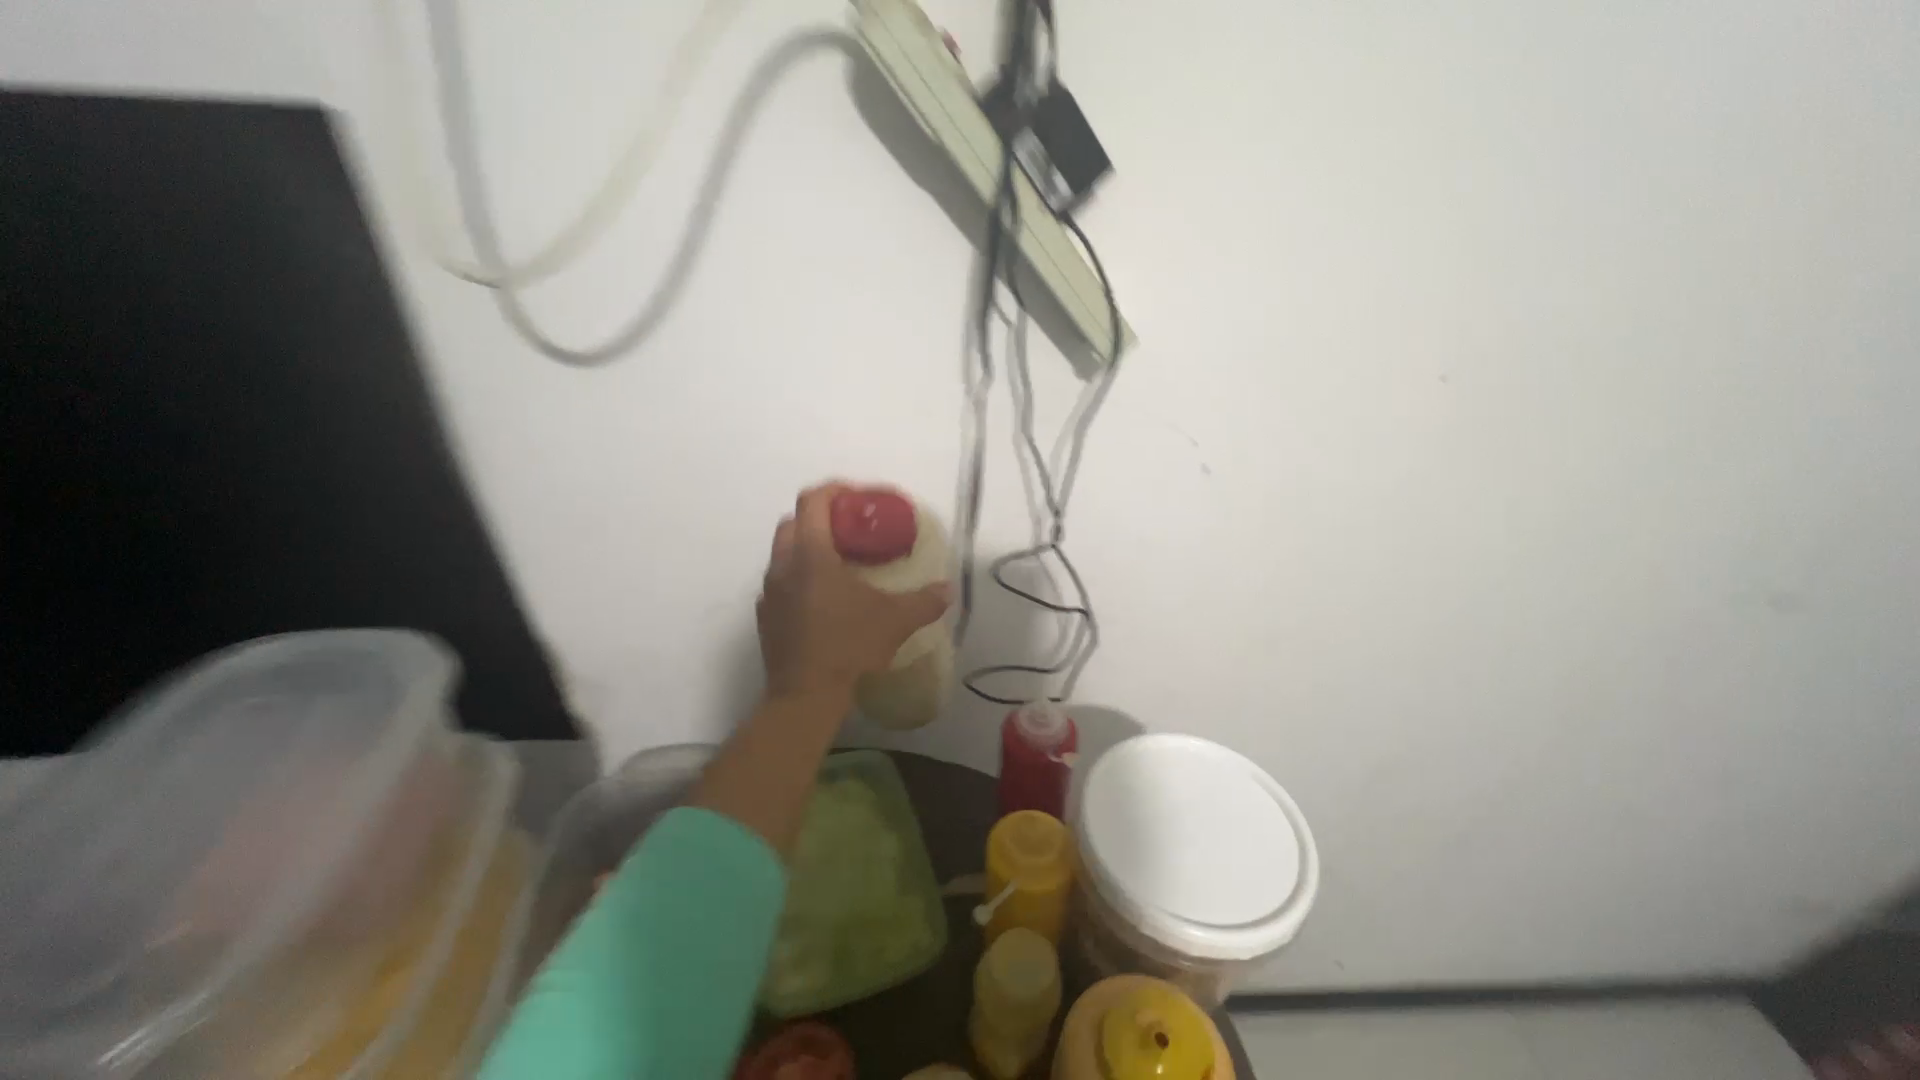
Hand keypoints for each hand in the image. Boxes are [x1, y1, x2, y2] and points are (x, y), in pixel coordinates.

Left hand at [757, 482, 951, 704]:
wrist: (805, 695)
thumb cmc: (849, 645)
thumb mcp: (896, 621)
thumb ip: (924, 601)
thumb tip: (948, 590)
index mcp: (811, 554)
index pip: (813, 500)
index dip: (834, 490)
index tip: (856, 497)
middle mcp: (783, 565)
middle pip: (793, 522)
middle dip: (818, 518)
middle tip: (849, 531)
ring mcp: (769, 592)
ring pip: (782, 554)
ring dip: (806, 549)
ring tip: (837, 566)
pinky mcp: (765, 616)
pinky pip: (779, 584)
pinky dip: (797, 580)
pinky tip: (821, 601)